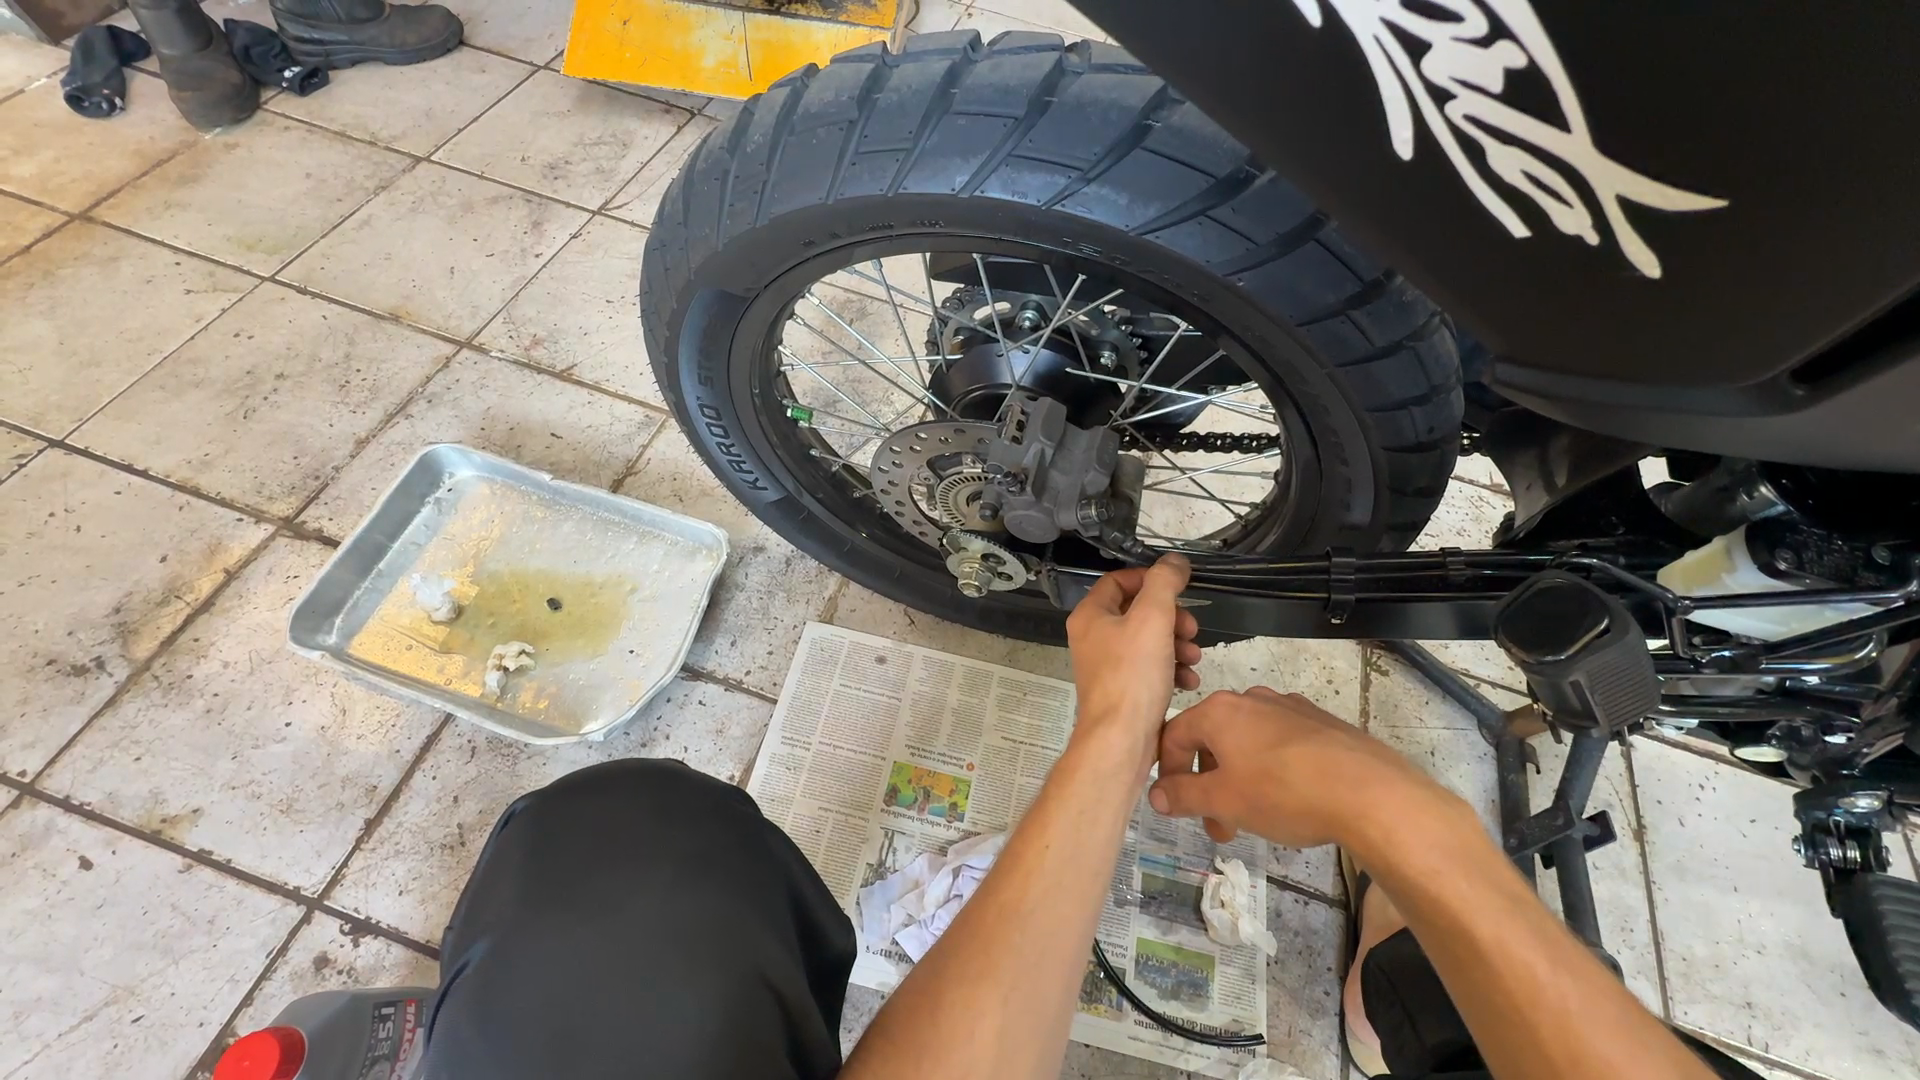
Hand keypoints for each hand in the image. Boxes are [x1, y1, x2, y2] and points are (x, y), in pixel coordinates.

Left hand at [1064, 555, 1200, 775]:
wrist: (1121, 739)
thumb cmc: (1132, 675)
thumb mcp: (1153, 619)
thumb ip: (1164, 583)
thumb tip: (1174, 561)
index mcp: (1090, 615)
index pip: (1118, 580)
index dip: (1149, 579)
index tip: (1178, 588)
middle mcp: (1093, 637)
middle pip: (1137, 612)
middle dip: (1171, 618)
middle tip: (1191, 630)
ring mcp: (1106, 665)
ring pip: (1148, 641)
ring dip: (1176, 645)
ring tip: (1194, 658)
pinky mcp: (1122, 690)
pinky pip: (1149, 668)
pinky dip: (1171, 669)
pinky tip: (1188, 680)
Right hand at [1149, 687, 1457, 849]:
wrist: (1370, 792)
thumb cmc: (1284, 793)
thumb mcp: (1224, 801)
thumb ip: (1184, 796)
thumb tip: (1157, 794)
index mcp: (1219, 711)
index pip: (1174, 737)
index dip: (1169, 775)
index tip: (1180, 808)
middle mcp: (1250, 700)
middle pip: (1211, 741)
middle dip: (1208, 786)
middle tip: (1220, 827)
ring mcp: (1288, 707)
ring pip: (1246, 744)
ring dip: (1238, 781)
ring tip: (1256, 819)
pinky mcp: (1320, 722)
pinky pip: (1279, 744)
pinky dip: (1271, 770)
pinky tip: (1291, 800)